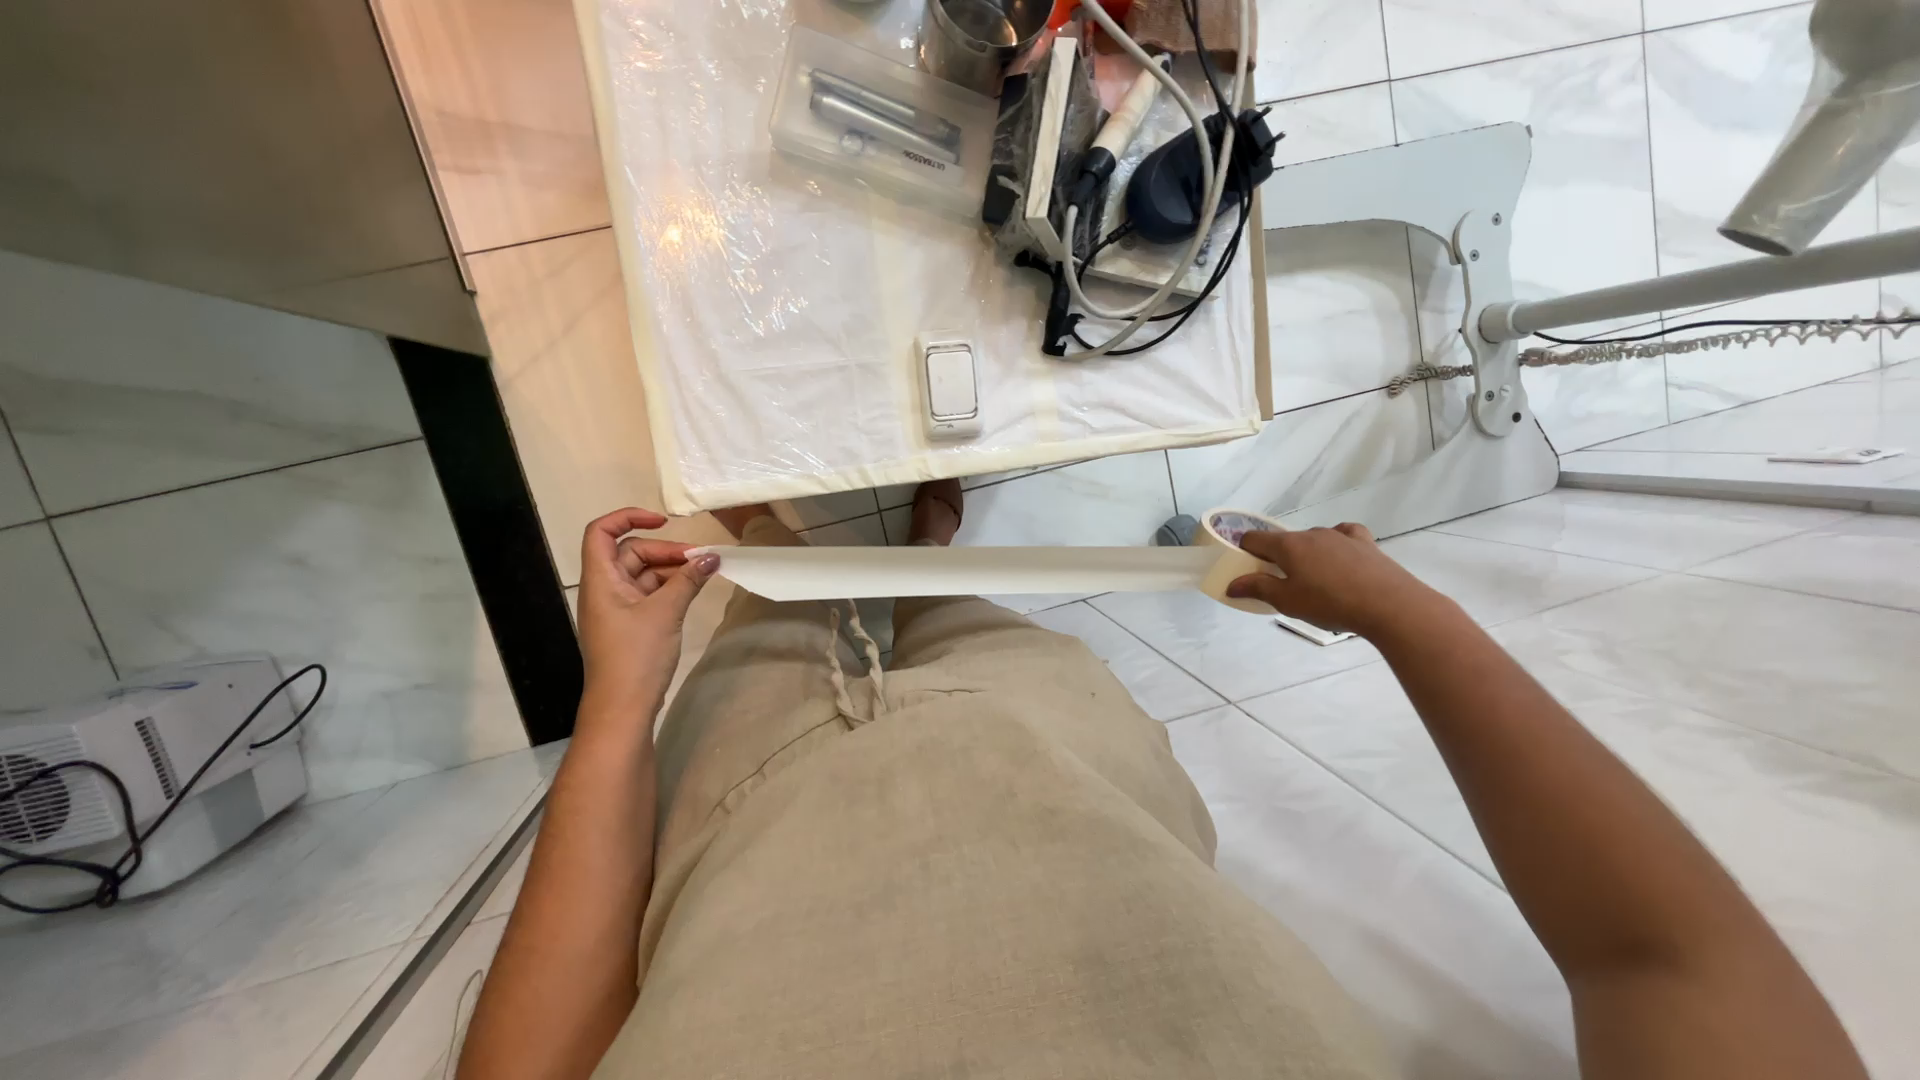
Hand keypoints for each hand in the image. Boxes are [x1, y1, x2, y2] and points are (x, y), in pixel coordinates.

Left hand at [575, 508, 718, 722]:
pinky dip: (670, 589)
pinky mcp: (630, 625)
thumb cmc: (636, 655)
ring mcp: (617, 609)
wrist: (623, 707)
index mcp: (600, 580)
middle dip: (666, 551)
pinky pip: (649, 595)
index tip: (664, 522)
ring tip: (703, 576)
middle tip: (701, 560)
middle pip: (630, 552)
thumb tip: (712, 557)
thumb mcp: (666, 612)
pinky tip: (692, 593)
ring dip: (671, 570)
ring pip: (643, 574)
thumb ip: (688, 580)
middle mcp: (604, 589)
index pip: (602, 532)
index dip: (629, 517)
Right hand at [1225, 523, 1448, 638]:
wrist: (1389, 604)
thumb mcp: (1287, 602)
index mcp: (1288, 546)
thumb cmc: (1330, 603)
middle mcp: (1311, 533)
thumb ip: (1258, 588)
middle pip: (1284, 540)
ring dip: (1306, 555)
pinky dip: (1336, 543)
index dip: (1243, 551)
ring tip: (1315, 581)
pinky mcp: (1365, 542)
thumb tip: (1231, 584)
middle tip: (1282, 584)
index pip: (1254, 538)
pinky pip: (1343, 535)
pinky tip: (1340, 556)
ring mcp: (1340, 535)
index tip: (1244, 568)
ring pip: (1313, 539)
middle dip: (1277, 558)